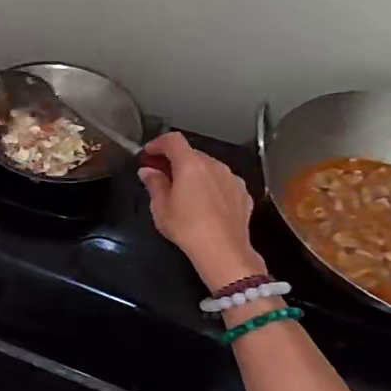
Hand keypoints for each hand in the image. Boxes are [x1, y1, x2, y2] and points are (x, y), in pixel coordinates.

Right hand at [138, 132, 264, 289]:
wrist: (222, 250)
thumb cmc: (188, 228)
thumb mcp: (161, 207)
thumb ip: (154, 184)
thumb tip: (148, 172)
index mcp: (190, 164)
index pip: (173, 140)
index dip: (158, 143)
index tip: (149, 152)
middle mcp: (214, 165)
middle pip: (191, 154)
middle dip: (176, 162)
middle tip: (163, 176)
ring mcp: (231, 178)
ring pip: (209, 168)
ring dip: (195, 175)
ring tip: (185, 194)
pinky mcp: (242, 193)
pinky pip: (223, 183)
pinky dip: (212, 187)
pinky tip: (205, 206)